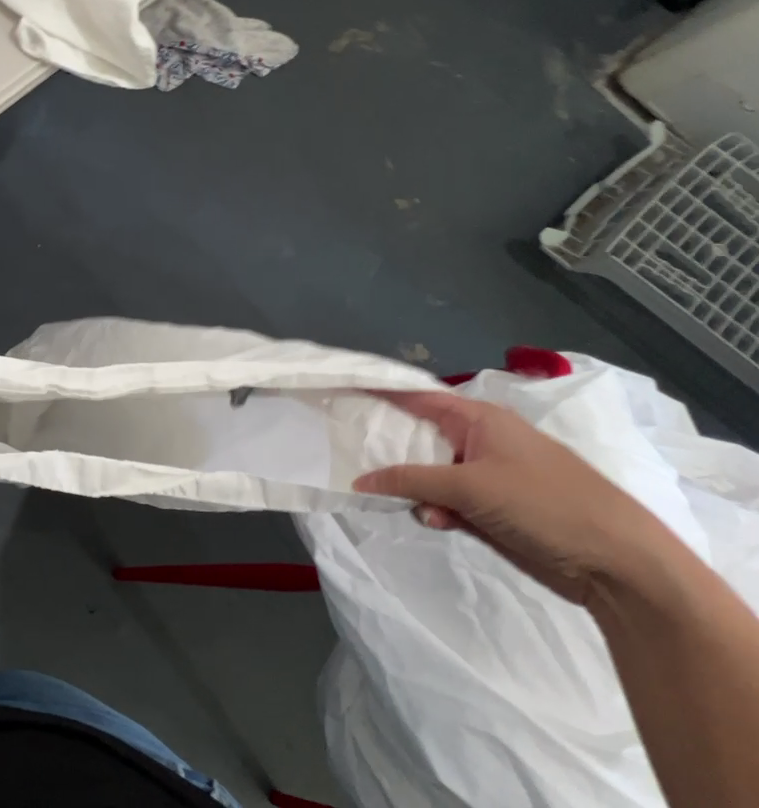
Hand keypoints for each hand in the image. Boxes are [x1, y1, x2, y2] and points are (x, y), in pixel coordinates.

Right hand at [354, 391, 665, 606]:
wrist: (618, 564)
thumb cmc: (546, 505)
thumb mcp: (469, 487)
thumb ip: (408, 480)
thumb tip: (358, 480)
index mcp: (481, 420)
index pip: (416, 397)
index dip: (378, 392)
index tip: (337, 390)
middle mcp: (481, 441)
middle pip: (417, 436)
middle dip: (388, 450)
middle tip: (347, 452)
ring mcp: (488, 475)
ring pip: (428, 473)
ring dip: (415, 489)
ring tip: (419, 507)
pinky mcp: (493, 507)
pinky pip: (446, 500)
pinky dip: (436, 510)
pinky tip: (441, 523)